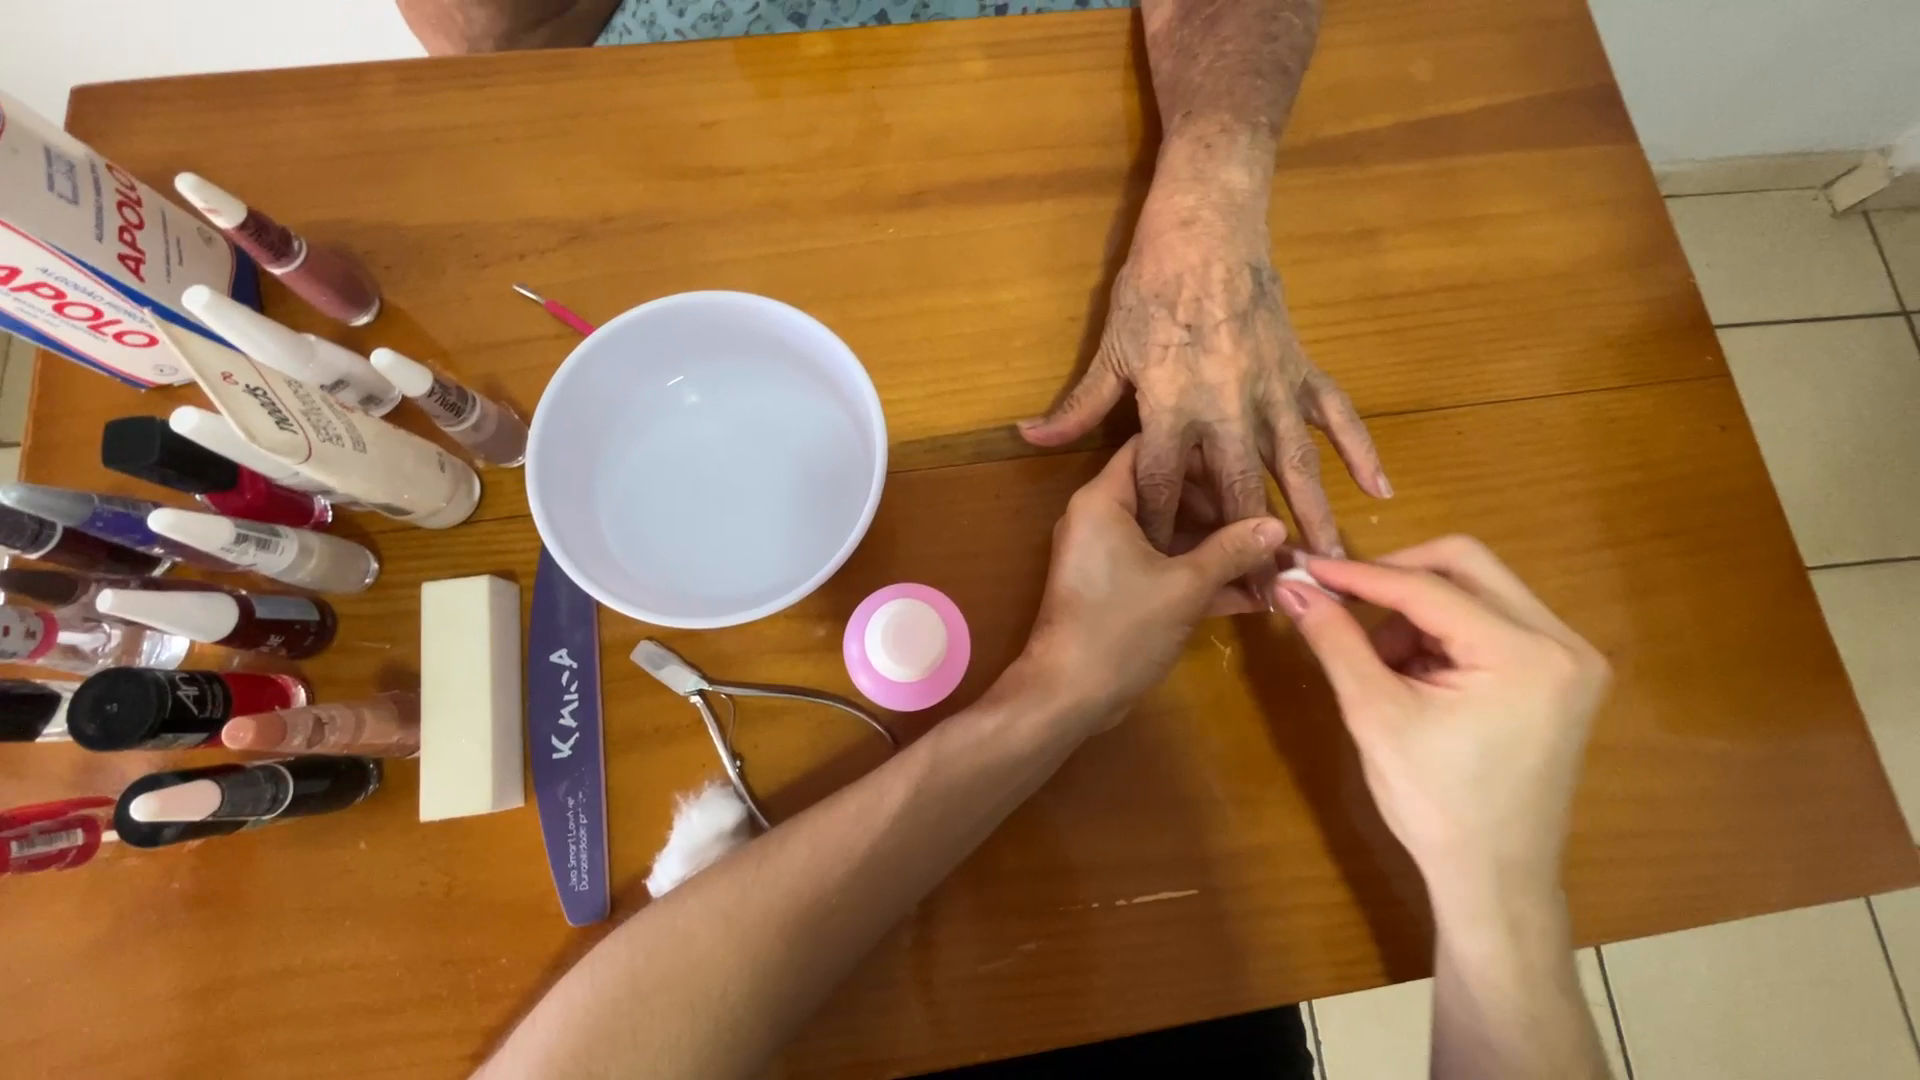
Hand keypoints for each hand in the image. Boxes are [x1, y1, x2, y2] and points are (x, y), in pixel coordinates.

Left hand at [1018, 195, 1388, 555]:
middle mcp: (1225, 411)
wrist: (1207, 227)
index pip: (1161, 484)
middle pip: (1236, 489)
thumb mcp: (1110, 351)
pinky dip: (1360, 449)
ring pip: (1294, 465)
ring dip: (1312, 514)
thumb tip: (1028, 435)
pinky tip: (1380, 489)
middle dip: (1247, 542)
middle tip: (1267, 588)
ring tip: (1328, 561)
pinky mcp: (1301, 369)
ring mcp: (1270, 391)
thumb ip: (1078, 406)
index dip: (1161, 527)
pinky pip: (1336, 414)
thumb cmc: (1151, 290)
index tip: (1167, 569)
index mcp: (1171, 410)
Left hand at [1019, 437, 1288, 733]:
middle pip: (1165, 492)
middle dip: (1219, 509)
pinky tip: (1251, 596)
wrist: (1068, 693)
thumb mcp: (1185, 587)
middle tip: (1267, 523)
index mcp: (1104, 500)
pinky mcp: (1116, 586)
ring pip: (1168, 535)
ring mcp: (1107, 554)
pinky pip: (1160, 567)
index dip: (1199, 453)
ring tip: (1271, 561)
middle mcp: (1100, 517)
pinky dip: (1196, 577)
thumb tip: (1277, 526)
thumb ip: (1231, 551)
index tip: (1245, 465)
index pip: (1150, 448)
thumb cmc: (1120, 628)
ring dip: (1215, 549)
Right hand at [1276, 536, 1610, 903]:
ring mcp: (1568, 658)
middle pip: (1465, 565)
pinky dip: (1438, 632)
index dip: (1358, 574)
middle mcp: (1562, 642)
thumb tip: (1290, 587)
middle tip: (1341, 598)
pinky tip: (1411, 674)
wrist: (1493, 877)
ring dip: (1415, 610)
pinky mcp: (1558, 674)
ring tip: (1379, 663)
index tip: (1304, 568)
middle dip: (1393, 577)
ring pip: (1475, 590)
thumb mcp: (1374, 713)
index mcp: (1526, 654)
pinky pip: (1487, 621)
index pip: (1427, 588)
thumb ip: (1334, 639)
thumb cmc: (1434, 803)